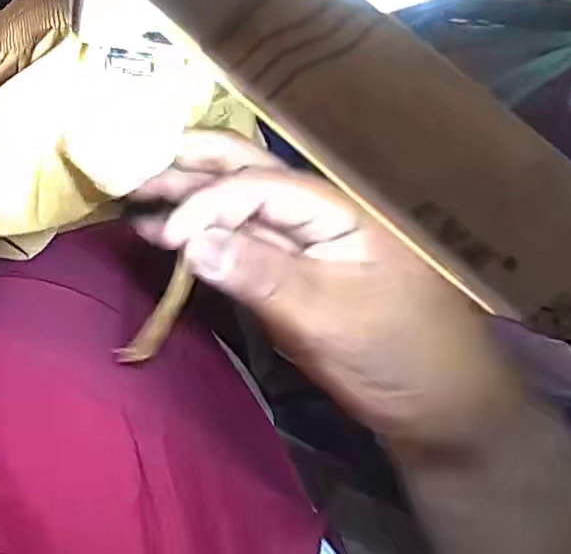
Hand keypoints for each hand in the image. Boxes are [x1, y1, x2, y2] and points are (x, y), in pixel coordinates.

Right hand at [130, 131, 534, 450]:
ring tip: (130, 189)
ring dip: (181, 191)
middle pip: (239, 166)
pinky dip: (192, 233)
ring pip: (228, 195)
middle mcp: (308, 204)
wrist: (439, 408)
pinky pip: (229, 236)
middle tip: (130, 164)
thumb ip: (261, 274)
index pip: (256, 184)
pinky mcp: (278, 261)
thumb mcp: (330, 318)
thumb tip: (191, 241)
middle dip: (185, 162)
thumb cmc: (398, 355)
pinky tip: (155, 231)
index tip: (171, 236)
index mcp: (332, 204)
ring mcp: (291, 232)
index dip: (208, 202)